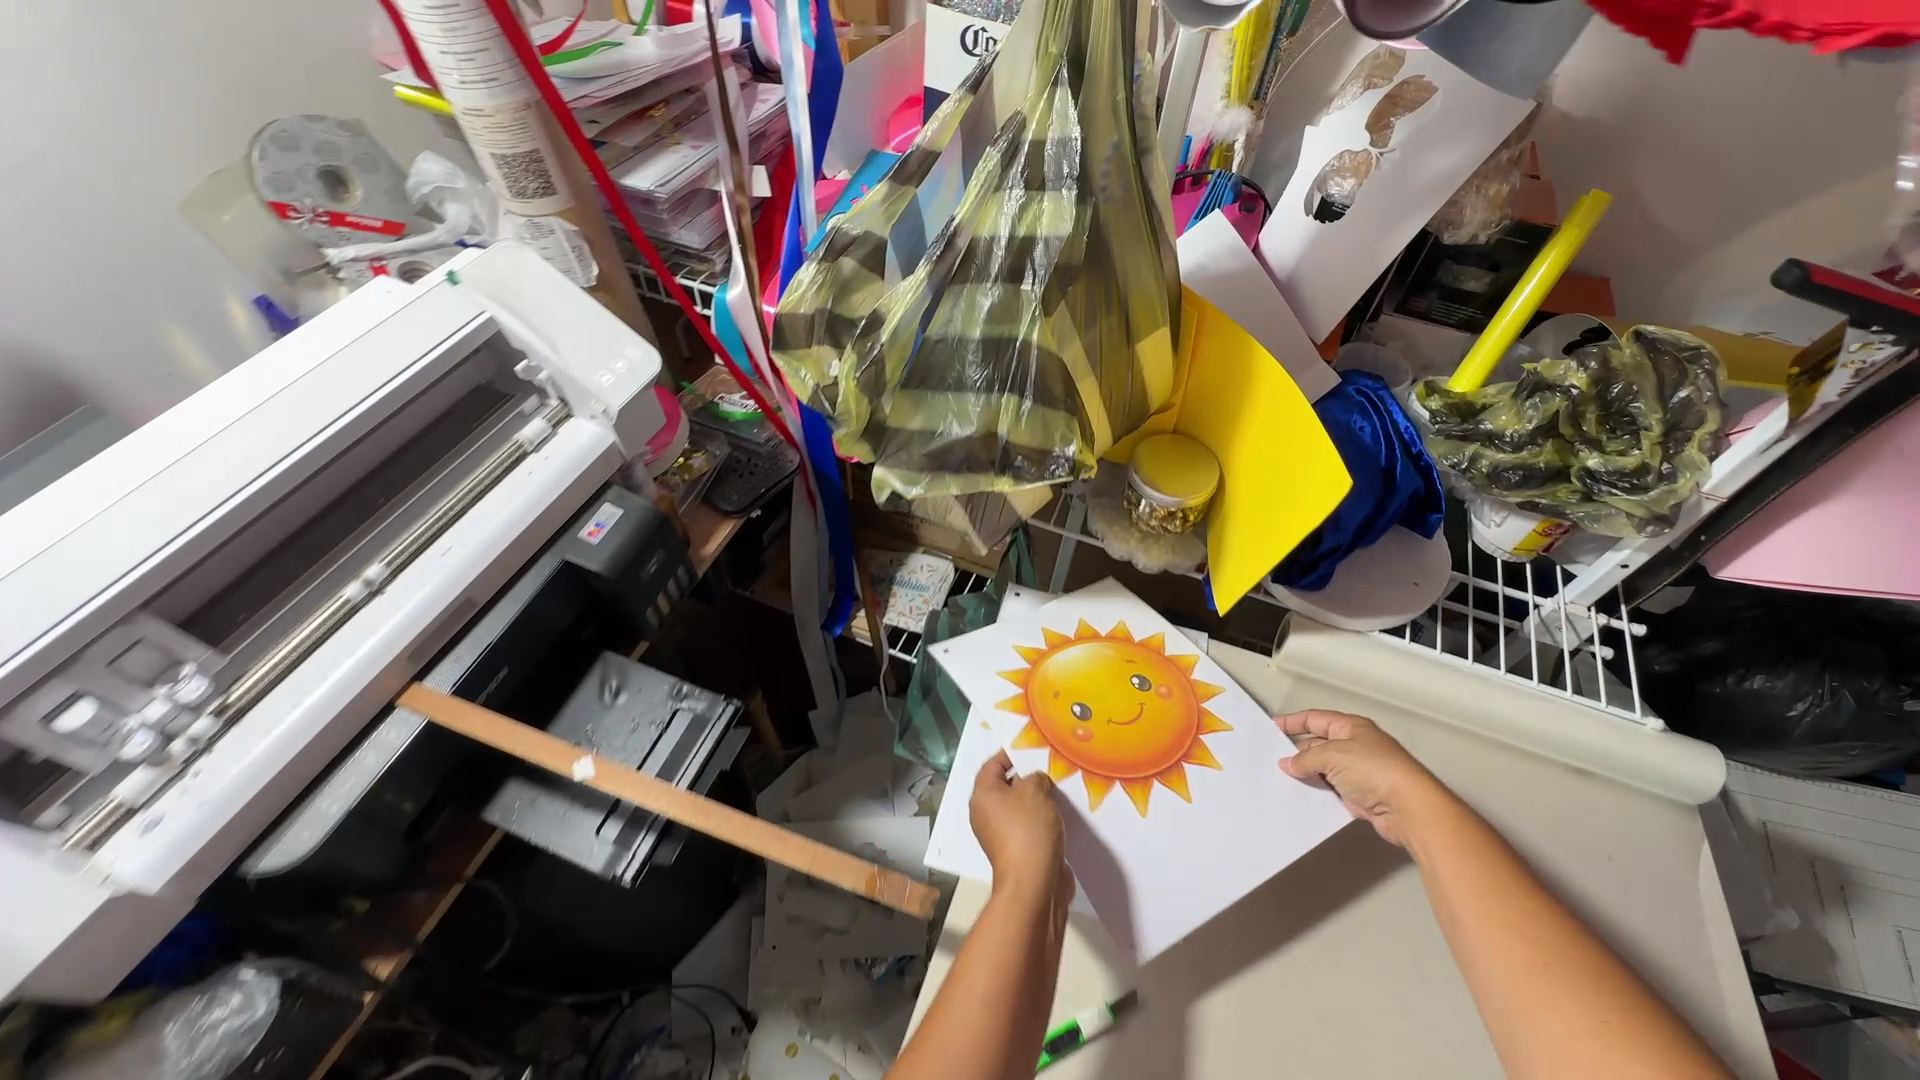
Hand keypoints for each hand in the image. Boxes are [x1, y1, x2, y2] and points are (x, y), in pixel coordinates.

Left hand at [970, 750, 1071, 909]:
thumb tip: (1035, 782)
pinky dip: (1043, 818)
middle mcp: (986, 814)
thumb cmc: (1028, 829)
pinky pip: (1029, 825)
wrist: (1034, 883)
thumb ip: (1035, 777)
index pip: (992, 764)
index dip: (1011, 753)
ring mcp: (1001, 834)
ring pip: (1020, 807)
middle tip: (1052, 767)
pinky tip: (1062, 813)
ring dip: (1039, 798)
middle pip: (1006, 786)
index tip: (1034, 748)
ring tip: (1061, 788)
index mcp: (982, 796)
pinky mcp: (1018, 850)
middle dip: (1028, 776)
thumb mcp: (1034, 790)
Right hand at [1276, 710, 1448, 847]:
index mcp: (1351, 728)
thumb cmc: (1372, 770)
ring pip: (1323, 769)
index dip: (1293, 722)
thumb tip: (1287, 764)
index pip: (1315, 719)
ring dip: (1306, 774)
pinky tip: (1300, 796)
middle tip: (1271, 760)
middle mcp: (1355, 746)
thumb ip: (1305, 758)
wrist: (1408, 808)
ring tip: (1280, 780)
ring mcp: (1358, 772)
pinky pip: (1331, 790)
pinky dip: (1317, 792)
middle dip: (1296, 752)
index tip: (1271, 728)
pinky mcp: (1360, 795)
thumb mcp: (1332, 755)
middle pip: (1318, 744)